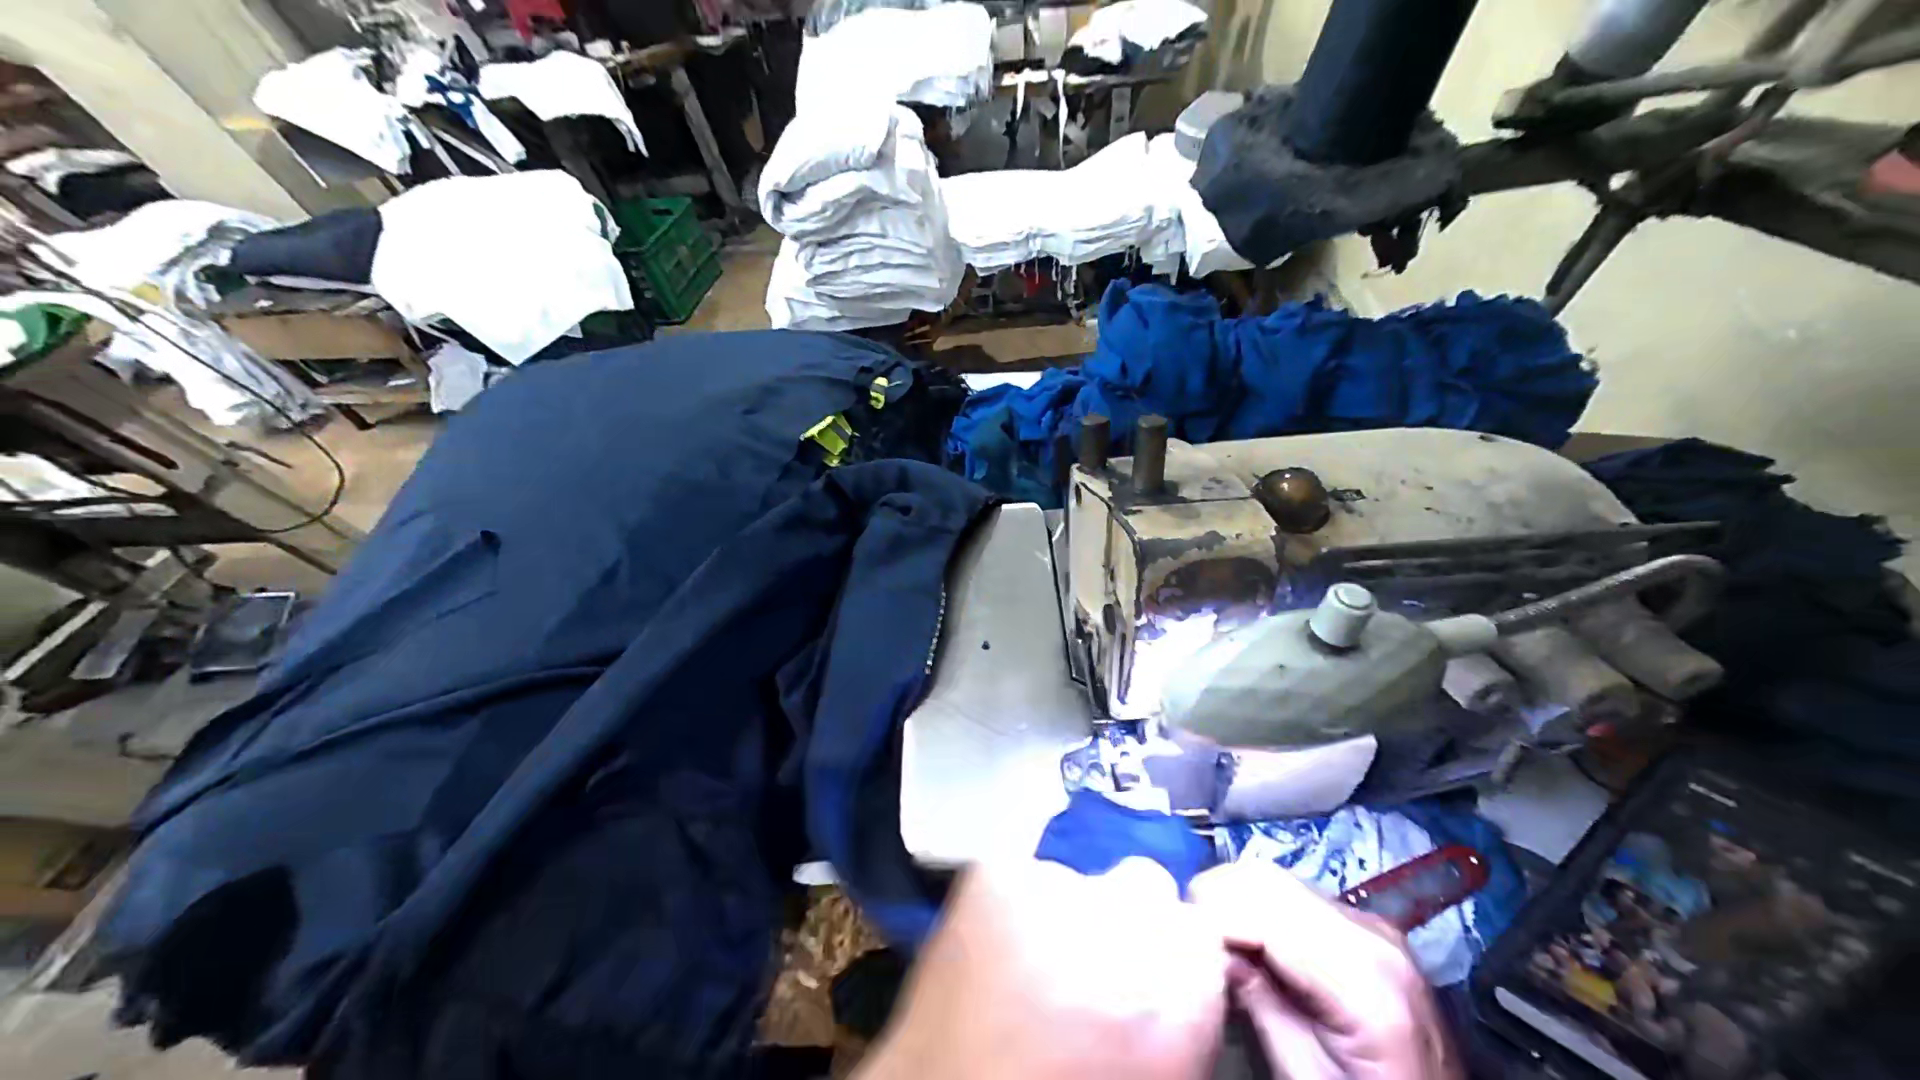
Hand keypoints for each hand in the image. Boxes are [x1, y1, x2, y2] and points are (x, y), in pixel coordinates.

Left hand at [858, 857, 1229, 1079]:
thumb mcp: (1158, 1068)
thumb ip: (1175, 1007)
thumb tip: (1170, 974)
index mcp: (1184, 977)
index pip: (1197, 926)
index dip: (1168, 953)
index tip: (1143, 977)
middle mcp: (1127, 912)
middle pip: (1143, 884)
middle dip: (1122, 919)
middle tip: (1084, 967)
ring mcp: (1055, 883)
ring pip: (1076, 878)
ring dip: (1061, 914)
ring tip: (1027, 964)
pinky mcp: (994, 872)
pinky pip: (1018, 871)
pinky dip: (1010, 901)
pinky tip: (991, 943)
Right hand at [1188, 861, 1456, 1079]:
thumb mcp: (1306, 1076)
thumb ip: (1260, 1005)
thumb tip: (1207, 948)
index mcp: (1367, 984)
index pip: (1268, 915)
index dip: (1212, 915)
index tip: (1174, 932)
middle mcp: (1373, 936)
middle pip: (1269, 881)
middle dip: (1216, 895)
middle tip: (1183, 929)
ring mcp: (1373, 925)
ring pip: (1277, 877)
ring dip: (1233, 894)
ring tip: (1208, 931)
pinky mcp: (1367, 925)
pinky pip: (1295, 892)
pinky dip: (1257, 902)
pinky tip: (1242, 933)